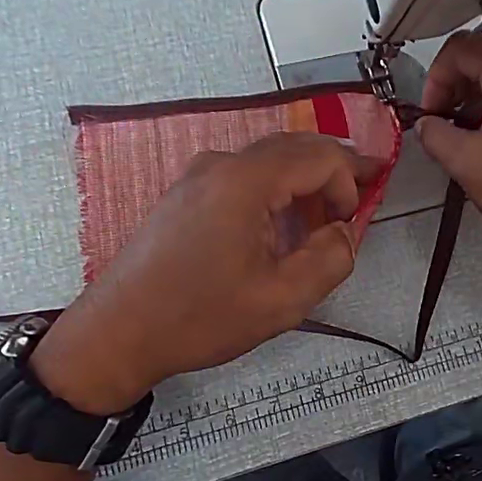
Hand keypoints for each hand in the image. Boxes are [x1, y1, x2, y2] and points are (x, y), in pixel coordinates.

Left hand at [31, 133, 381, 413]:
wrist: (116, 334)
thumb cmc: (200, 318)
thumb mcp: (283, 301)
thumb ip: (331, 260)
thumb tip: (343, 231)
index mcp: (245, 183)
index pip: (319, 157)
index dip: (349, 182)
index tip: (352, 222)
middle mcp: (220, 165)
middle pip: (295, 146)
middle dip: (336, 168)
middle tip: (365, 193)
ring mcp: (198, 176)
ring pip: (270, 159)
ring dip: (306, 179)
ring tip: (328, 214)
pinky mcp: (186, 194)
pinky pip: (246, 176)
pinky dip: (278, 188)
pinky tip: (284, 222)